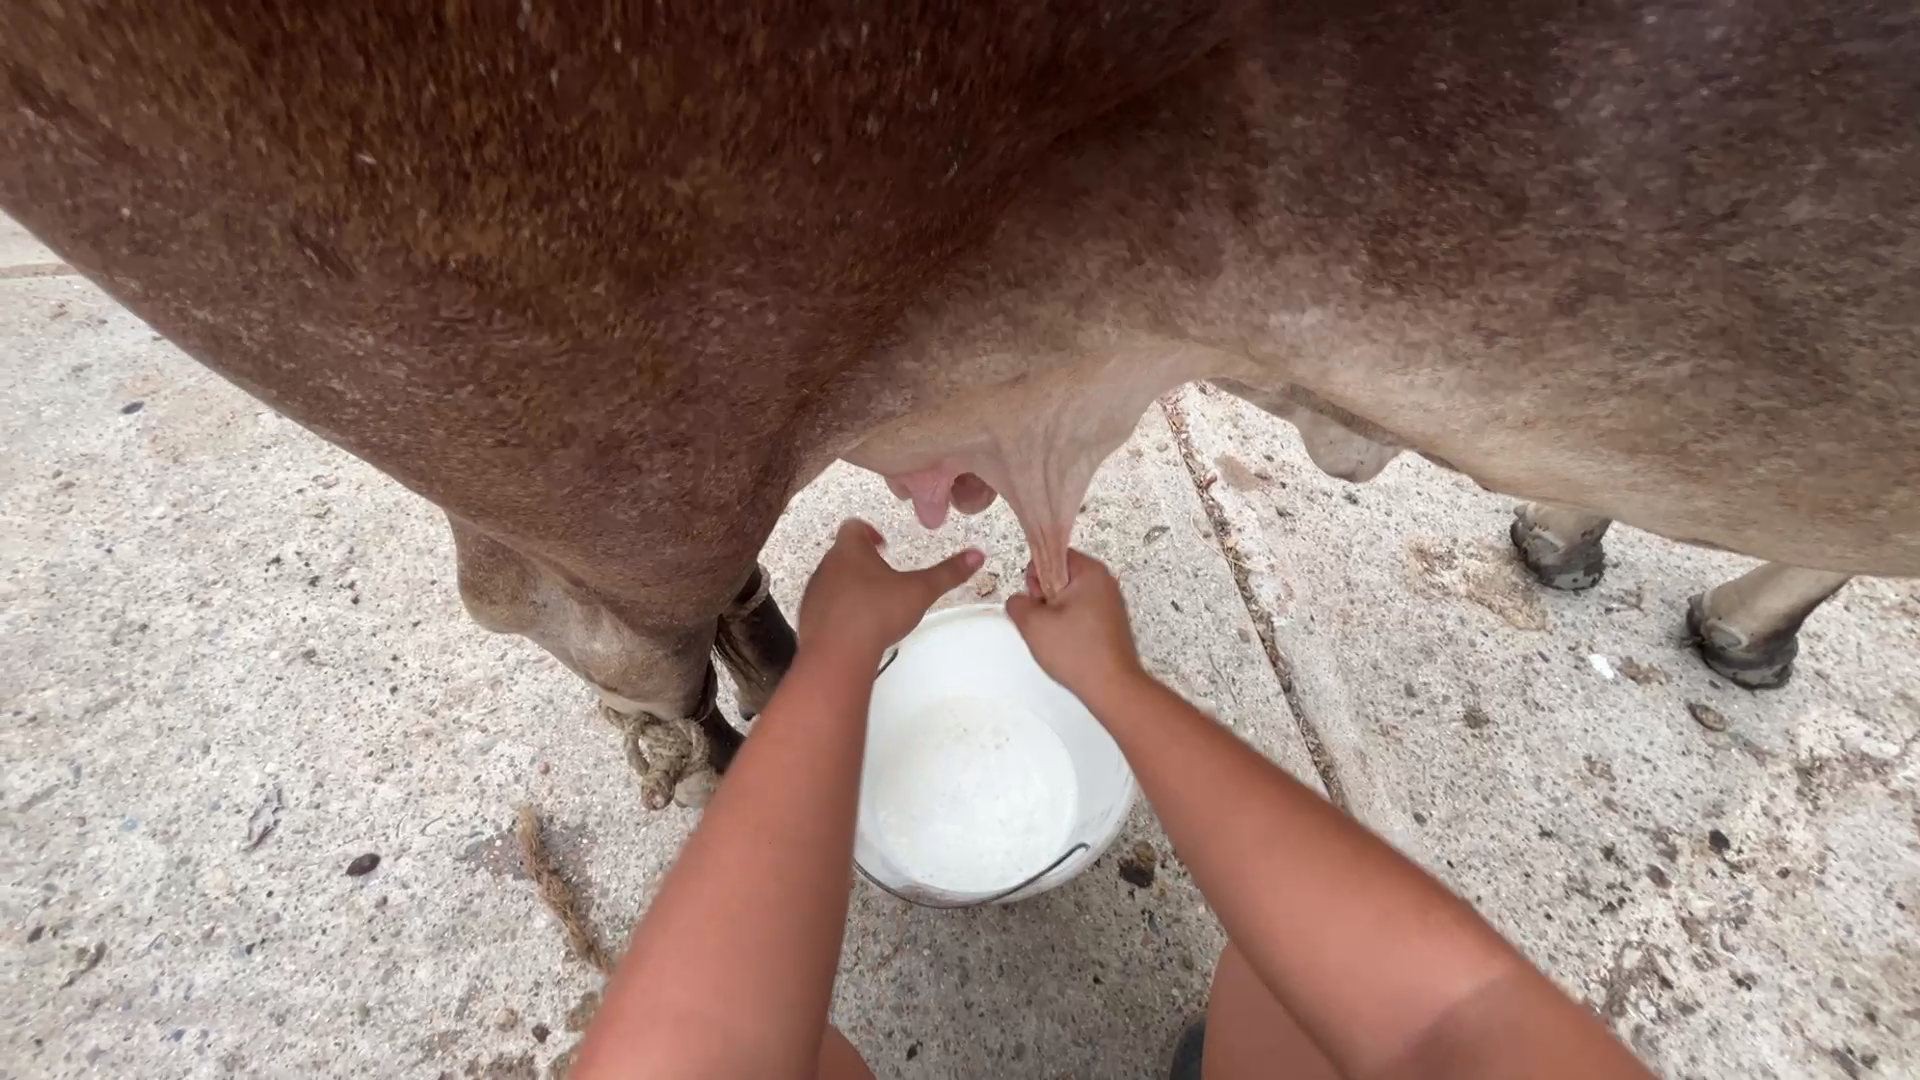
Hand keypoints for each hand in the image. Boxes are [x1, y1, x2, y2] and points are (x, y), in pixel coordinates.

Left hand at [797, 519, 983, 662]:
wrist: (837, 654)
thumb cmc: (878, 612)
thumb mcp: (920, 591)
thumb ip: (948, 573)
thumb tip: (978, 554)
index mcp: (850, 550)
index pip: (854, 526)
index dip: (870, 533)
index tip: (884, 545)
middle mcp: (826, 566)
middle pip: (842, 553)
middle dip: (863, 561)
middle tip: (884, 574)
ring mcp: (814, 593)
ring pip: (832, 580)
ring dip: (850, 586)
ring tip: (873, 603)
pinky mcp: (808, 618)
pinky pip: (825, 606)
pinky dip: (840, 610)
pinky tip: (857, 627)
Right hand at [1005, 548, 1144, 699]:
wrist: (1113, 687)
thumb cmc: (1075, 650)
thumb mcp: (1033, 623)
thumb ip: (1017, 603)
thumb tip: (1019, 601)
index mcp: (1089, 571)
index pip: (1053, 555)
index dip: (1036, 575)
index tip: (1036, 599)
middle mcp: (1104, 581)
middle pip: (1061, 576)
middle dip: (1044, 596)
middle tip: (1043, 621)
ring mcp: (1110, 603)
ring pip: (1070, 597)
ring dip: (1055, 613)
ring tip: (1054, 637)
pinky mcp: (1111, 623)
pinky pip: (1082, 613)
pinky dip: (1069, 625)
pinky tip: (1066, 645)